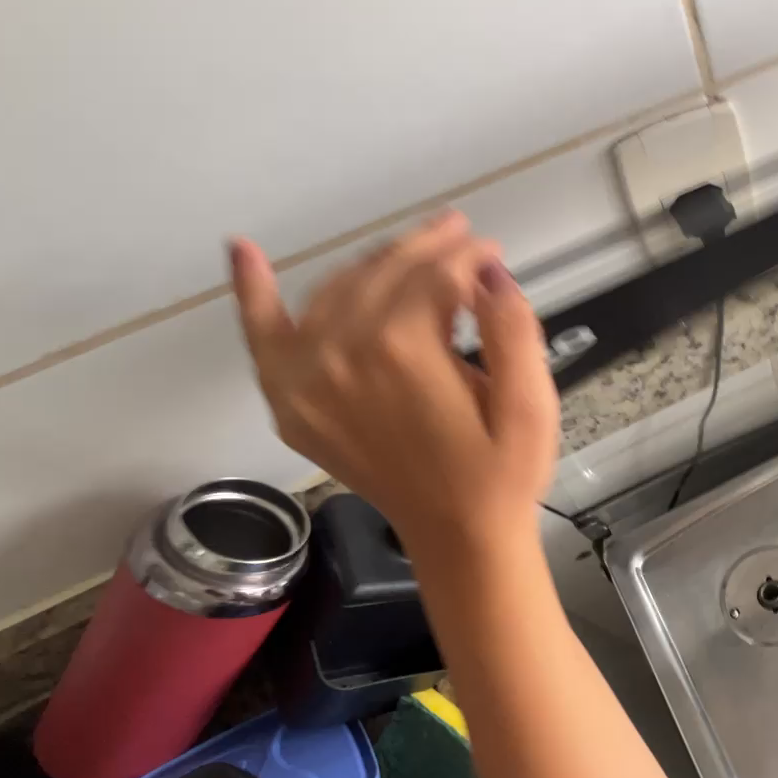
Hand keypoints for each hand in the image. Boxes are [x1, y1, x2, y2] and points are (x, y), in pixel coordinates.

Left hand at [228, 212, 560, 561]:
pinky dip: (253, 293)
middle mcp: (340, 353)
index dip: (469, 256)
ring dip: (378, 264)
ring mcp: (304, 379)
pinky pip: (263, 334)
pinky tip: (245, 254)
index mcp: (404, 352)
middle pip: (382, 274)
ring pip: (336, 291)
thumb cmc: (504, 473)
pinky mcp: (291, 402)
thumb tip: (490, 272)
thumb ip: (513, 331)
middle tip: (464, 239)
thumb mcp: (532, 406)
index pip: (434, 276)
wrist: (459, 537)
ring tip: (419, 254)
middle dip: (428, 250)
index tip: (495, 250)